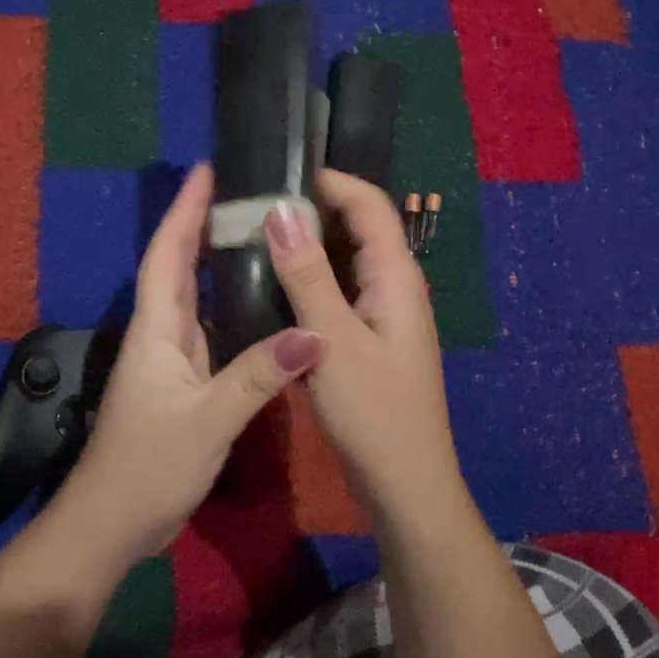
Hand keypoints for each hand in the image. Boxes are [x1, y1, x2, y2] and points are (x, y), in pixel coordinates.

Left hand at [55, 165, 323, 560]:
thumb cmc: (149, 466)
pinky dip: (229, 312)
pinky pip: (208, 333)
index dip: (184, 211)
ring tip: (259, 237)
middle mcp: (160, 336)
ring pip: (194, 300)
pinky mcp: (181, 387)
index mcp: (156, 330)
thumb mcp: (208, 421)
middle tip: (244, 194)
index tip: (206, 171)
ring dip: (216, 266)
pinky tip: (261, 309)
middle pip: (179, 269)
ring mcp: (170, 363)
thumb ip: (256, 378)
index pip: (167, 255)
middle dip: (202, 227)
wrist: (112, 522)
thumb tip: (313, 336)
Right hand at [264, 169, 463, 514]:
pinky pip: (338, 293)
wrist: (404, 484)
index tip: (279, 173)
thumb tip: (279, 209)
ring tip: (254, 237)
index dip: (331, 181)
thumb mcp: (332, 339)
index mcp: (396, 278)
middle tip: (255, 204)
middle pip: (358, 229)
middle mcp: (394, 287)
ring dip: (307, 246)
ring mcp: (382, 315)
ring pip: (345, 262)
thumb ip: (306, 275)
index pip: (370, 205)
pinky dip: (309, 281)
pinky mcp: (367, 340)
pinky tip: (272, 288)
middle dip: (313, 209)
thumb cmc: (374, 411)